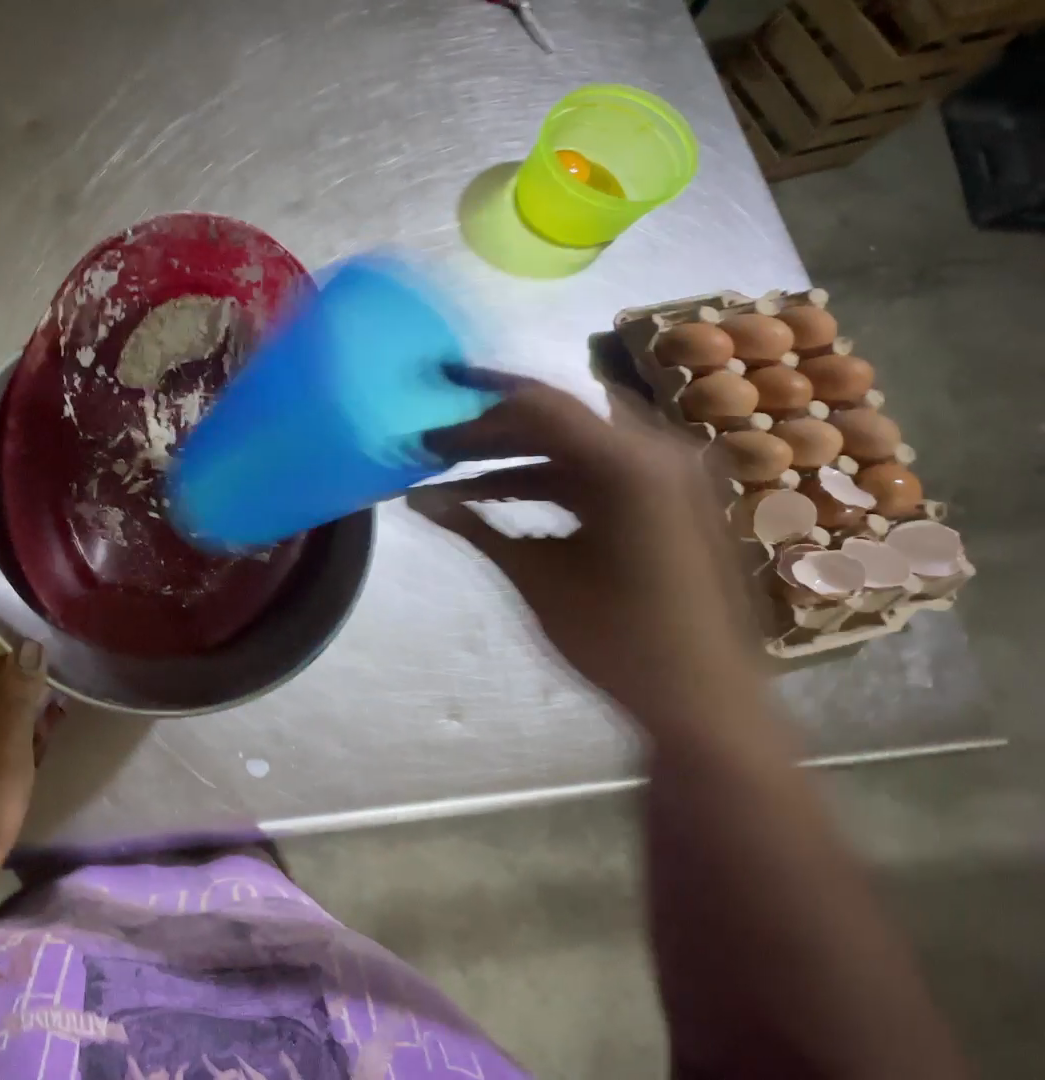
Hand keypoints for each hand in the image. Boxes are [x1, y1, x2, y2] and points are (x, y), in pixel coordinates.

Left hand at [0, 642, 60, 865]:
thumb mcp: (11, 735)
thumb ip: (22, 687)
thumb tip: (32, 643)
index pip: (3, 666)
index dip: (32, 676)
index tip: (59, 691)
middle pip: (9, 686)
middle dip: (35, 703)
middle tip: (48, 727)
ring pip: (14, 710)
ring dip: (35, 723)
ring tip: (41, 745)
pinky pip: (12, 731)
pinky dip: (29, 739)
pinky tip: (38, 755)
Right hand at [411, 372, 765, 721]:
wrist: (702, 699)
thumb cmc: (618, 638)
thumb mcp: (536, 576)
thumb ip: (475, 525)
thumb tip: (413, 496)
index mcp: (630, 464)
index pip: (540, 403)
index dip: (481, 390)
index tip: (434, 383)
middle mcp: (656, 455)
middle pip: (556, 419)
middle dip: (488, 428)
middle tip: (428, 442)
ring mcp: (667, 479)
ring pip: (570, 447)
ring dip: (510, 456)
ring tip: (447, 470)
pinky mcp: (665, 503)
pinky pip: (592, 473)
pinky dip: (543, 479)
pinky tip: (491, 494)